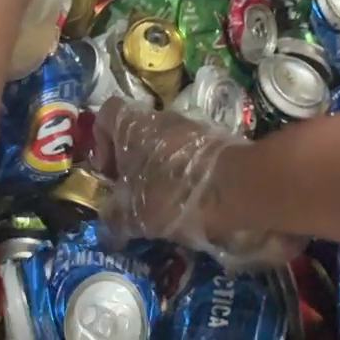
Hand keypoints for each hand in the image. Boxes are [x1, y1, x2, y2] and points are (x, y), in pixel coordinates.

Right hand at [94, 99, 295, 266]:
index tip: (108, 171)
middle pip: (136, 131)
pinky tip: (189, 200)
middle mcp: (160, 117)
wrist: (239, 185)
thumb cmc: (177, 193)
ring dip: (158, 167)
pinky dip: (183, 172)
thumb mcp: (139, 216)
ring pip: (163, 142)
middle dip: (131, 161)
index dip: (100, 138)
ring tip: (162, 202)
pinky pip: (188, 152)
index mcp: (134, 126)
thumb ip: (117, 219)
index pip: (107, 113)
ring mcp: (190, 126)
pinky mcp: (214, 139)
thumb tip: (107, 226)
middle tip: (133, 193)